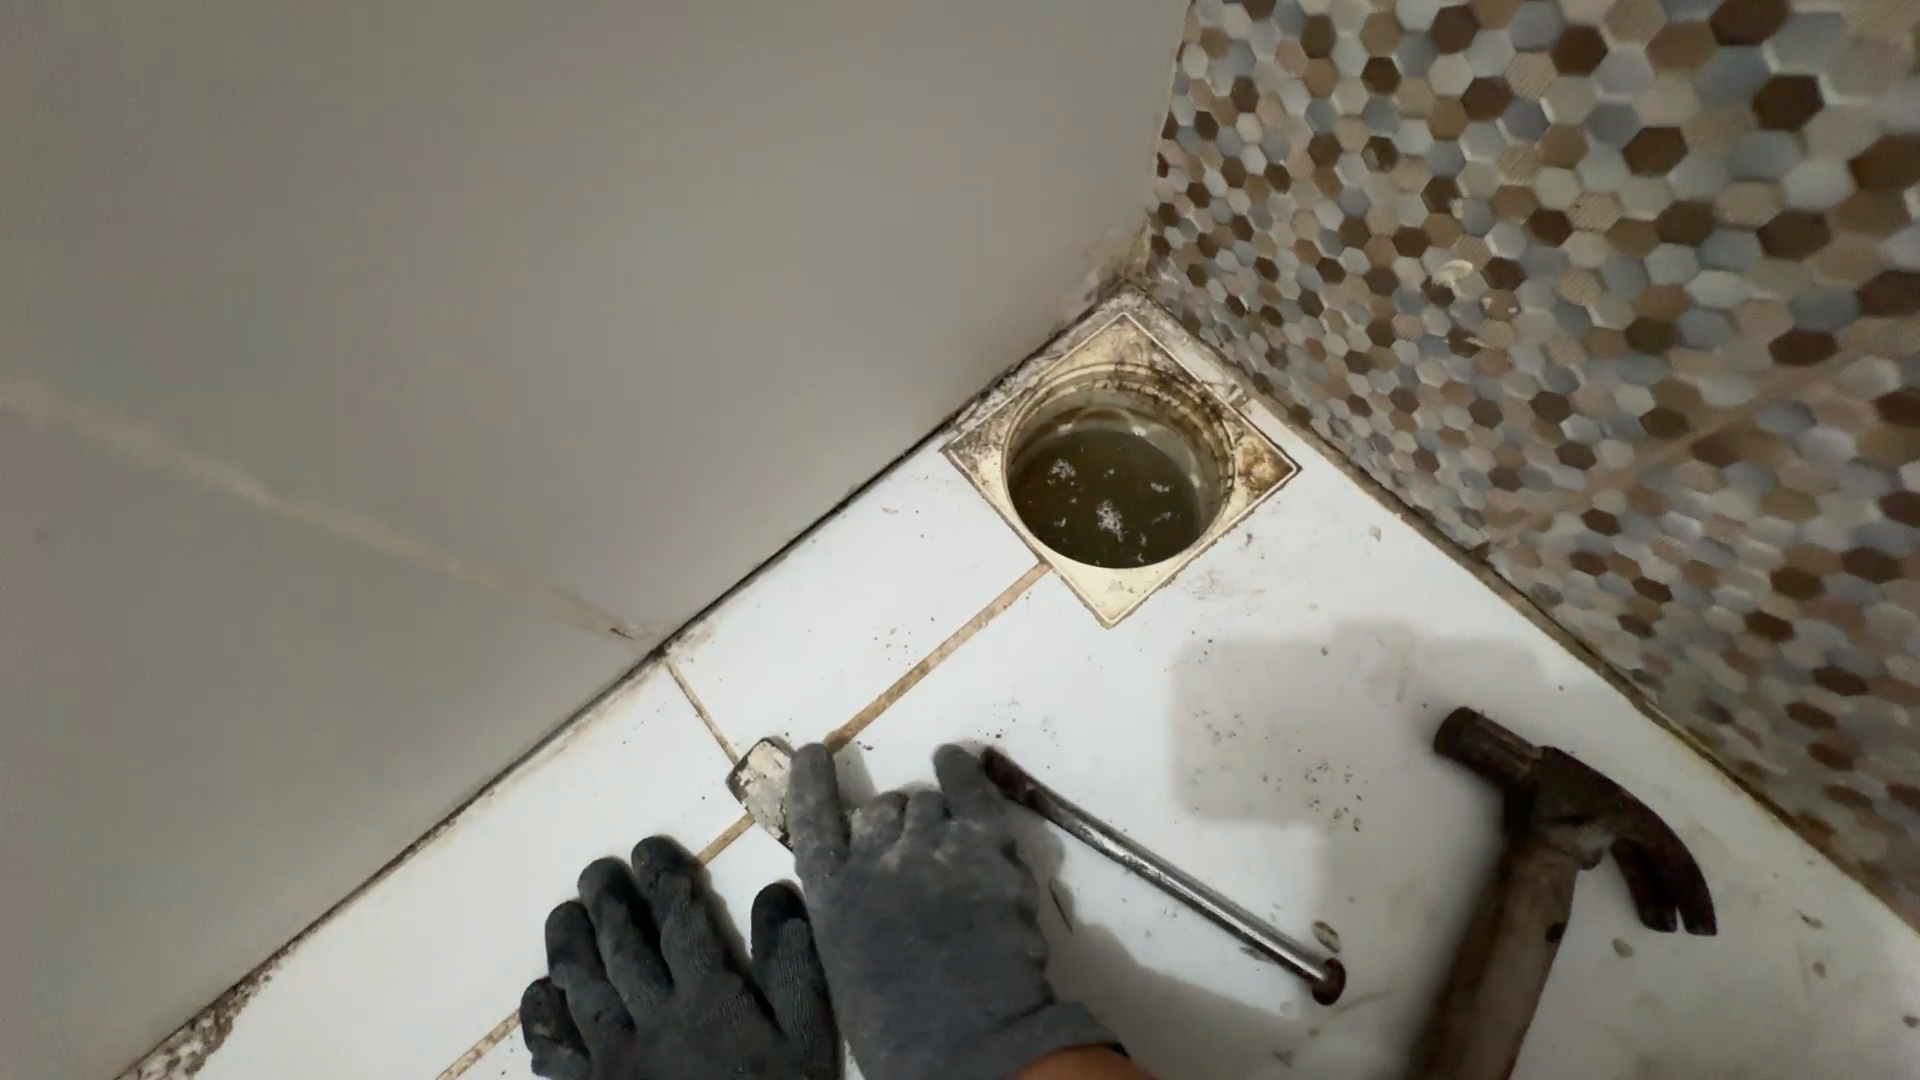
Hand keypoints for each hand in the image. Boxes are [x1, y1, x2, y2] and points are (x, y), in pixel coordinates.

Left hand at [520, 836, 837, 1079]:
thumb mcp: (806, 1033)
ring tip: (564, 912)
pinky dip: (542, 1021)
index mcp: (705, 998)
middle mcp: (651, 1020)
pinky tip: (538, 994)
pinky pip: (555, 1055)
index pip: (678, 921)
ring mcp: (614, 1062)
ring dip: (569, 946)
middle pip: (622, 948)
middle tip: (596, 870)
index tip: (647, 848)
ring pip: (582, 990)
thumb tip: (775, 891)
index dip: (661, 879)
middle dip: (608, 902)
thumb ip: (792, 963)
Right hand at [787, 743, 1115, 1079]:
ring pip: (926, 801)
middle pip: (883, 808)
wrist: (970, 1041)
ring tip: (946, 844)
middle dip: (895, 822)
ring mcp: (930, 842)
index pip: (812, 817)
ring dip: (932, 816)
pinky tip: (955, 762)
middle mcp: (876, 854)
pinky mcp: (981, 840)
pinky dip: (961, 769)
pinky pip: (968, 788)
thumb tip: (852, 875)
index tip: (815, 752)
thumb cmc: (898, 1024)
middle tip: (914, 850)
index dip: (811, 781)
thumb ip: (847, 908)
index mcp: (833, 891)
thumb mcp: (846, 962)